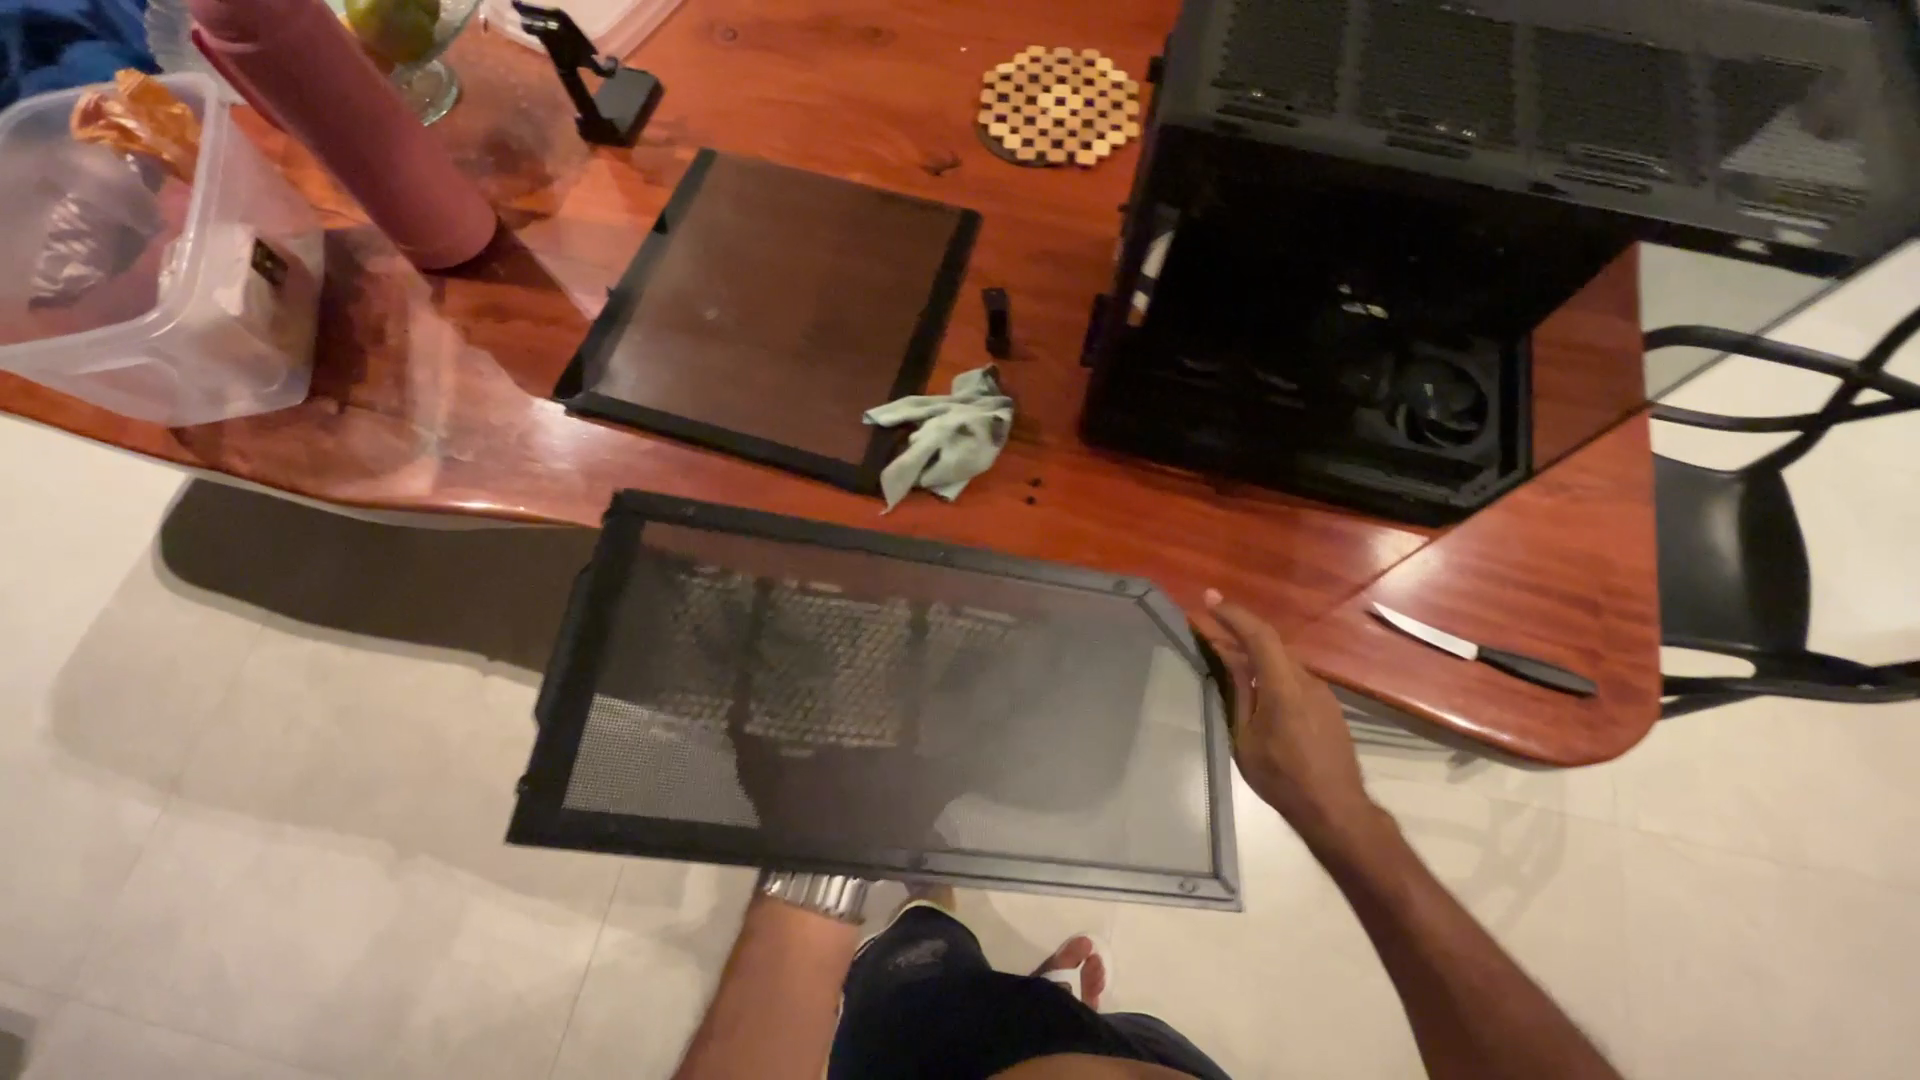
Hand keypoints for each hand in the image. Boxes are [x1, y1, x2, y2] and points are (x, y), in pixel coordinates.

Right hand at [1203, 589, 1380, 850]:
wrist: (1336, 810)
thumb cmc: (1282, 778)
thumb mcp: (1245, 738)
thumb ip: (1240, 694)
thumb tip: (1230, 660)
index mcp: (1284, 686)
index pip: (1258, 636)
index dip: (1233, 614)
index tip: (1208, 599)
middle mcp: (1307, 681)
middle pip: (1270, 645)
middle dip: (1238, 632)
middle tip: (1209, 627)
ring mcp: (1321, 694)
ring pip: (1282, 662)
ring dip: (1254, 655)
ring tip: (1226, 658)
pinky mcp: (1327, 708)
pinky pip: (1293, 679)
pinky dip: (1270, 672)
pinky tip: (1255, 687)